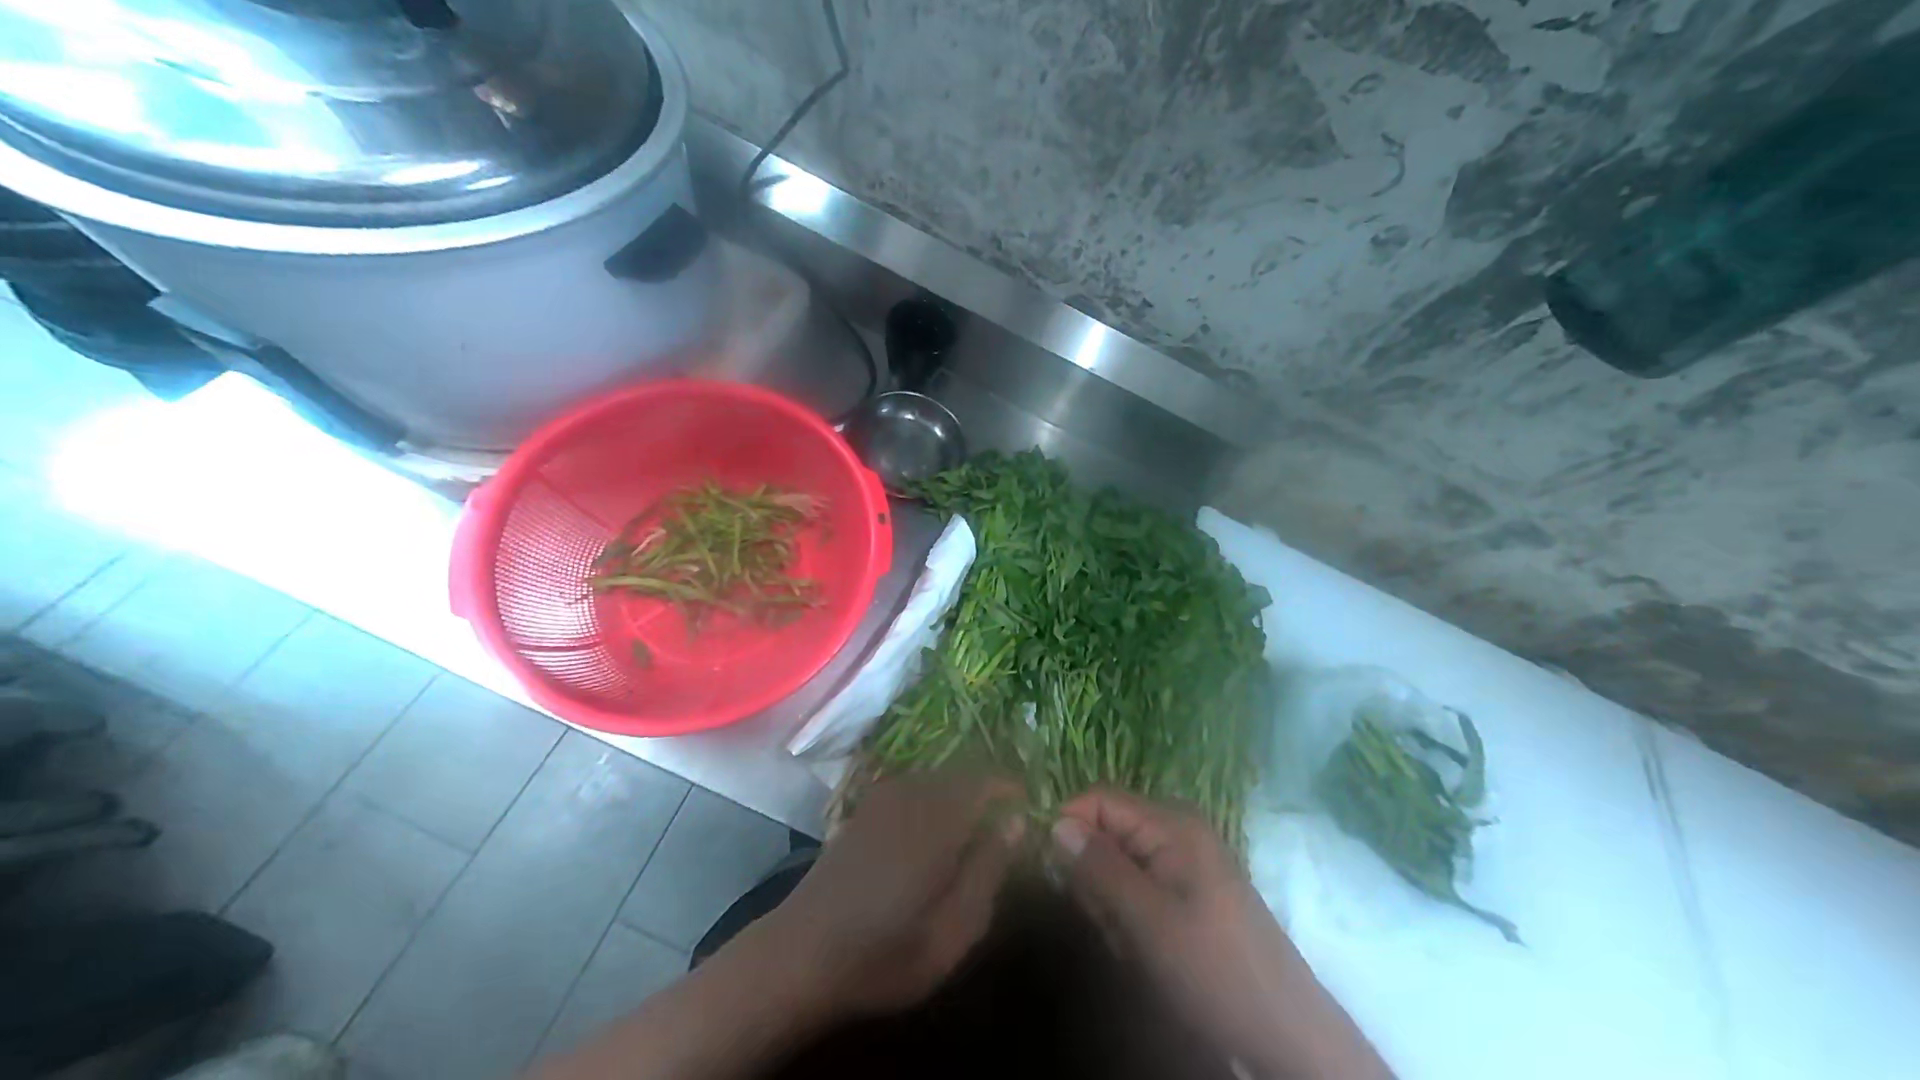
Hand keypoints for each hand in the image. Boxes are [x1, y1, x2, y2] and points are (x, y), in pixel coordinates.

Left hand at [744, 771, 1021, 1021]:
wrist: (801, 954)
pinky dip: (932, 797)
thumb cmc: (886, 952)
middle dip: (987, 789)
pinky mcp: (863, 810)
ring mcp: (882, 799)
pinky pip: (911, 786)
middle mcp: (910, 794)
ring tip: (974, 828)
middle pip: (960, 774)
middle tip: (1006, 823)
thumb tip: (1016, 822)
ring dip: (959, 793)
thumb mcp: (954, 930)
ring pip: (935, 778)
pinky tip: (932, 830)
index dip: (1012, 788)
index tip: (1030, 808)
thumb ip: (989, 870)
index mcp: (938, 818)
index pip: (986, 780)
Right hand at [1052, 789, 1392, 1079]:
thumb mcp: (1147, 920)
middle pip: (1107, 832)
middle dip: (1094, 877)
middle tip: (1108, 922)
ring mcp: (1185, 862)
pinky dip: (1130, 917)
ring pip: (1118, 865)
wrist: (1284, 1032)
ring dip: (1110, 904)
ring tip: (1130, 943)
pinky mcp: (1189, 891)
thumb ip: (1099, 867)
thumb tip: (1056, 823)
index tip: (1058, 875)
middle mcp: (1178, 831)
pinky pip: (1139, 888)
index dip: (1070, 829)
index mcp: (1171, 824)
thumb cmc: (1213, 969)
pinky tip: (1143, 949)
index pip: (1098, 800)